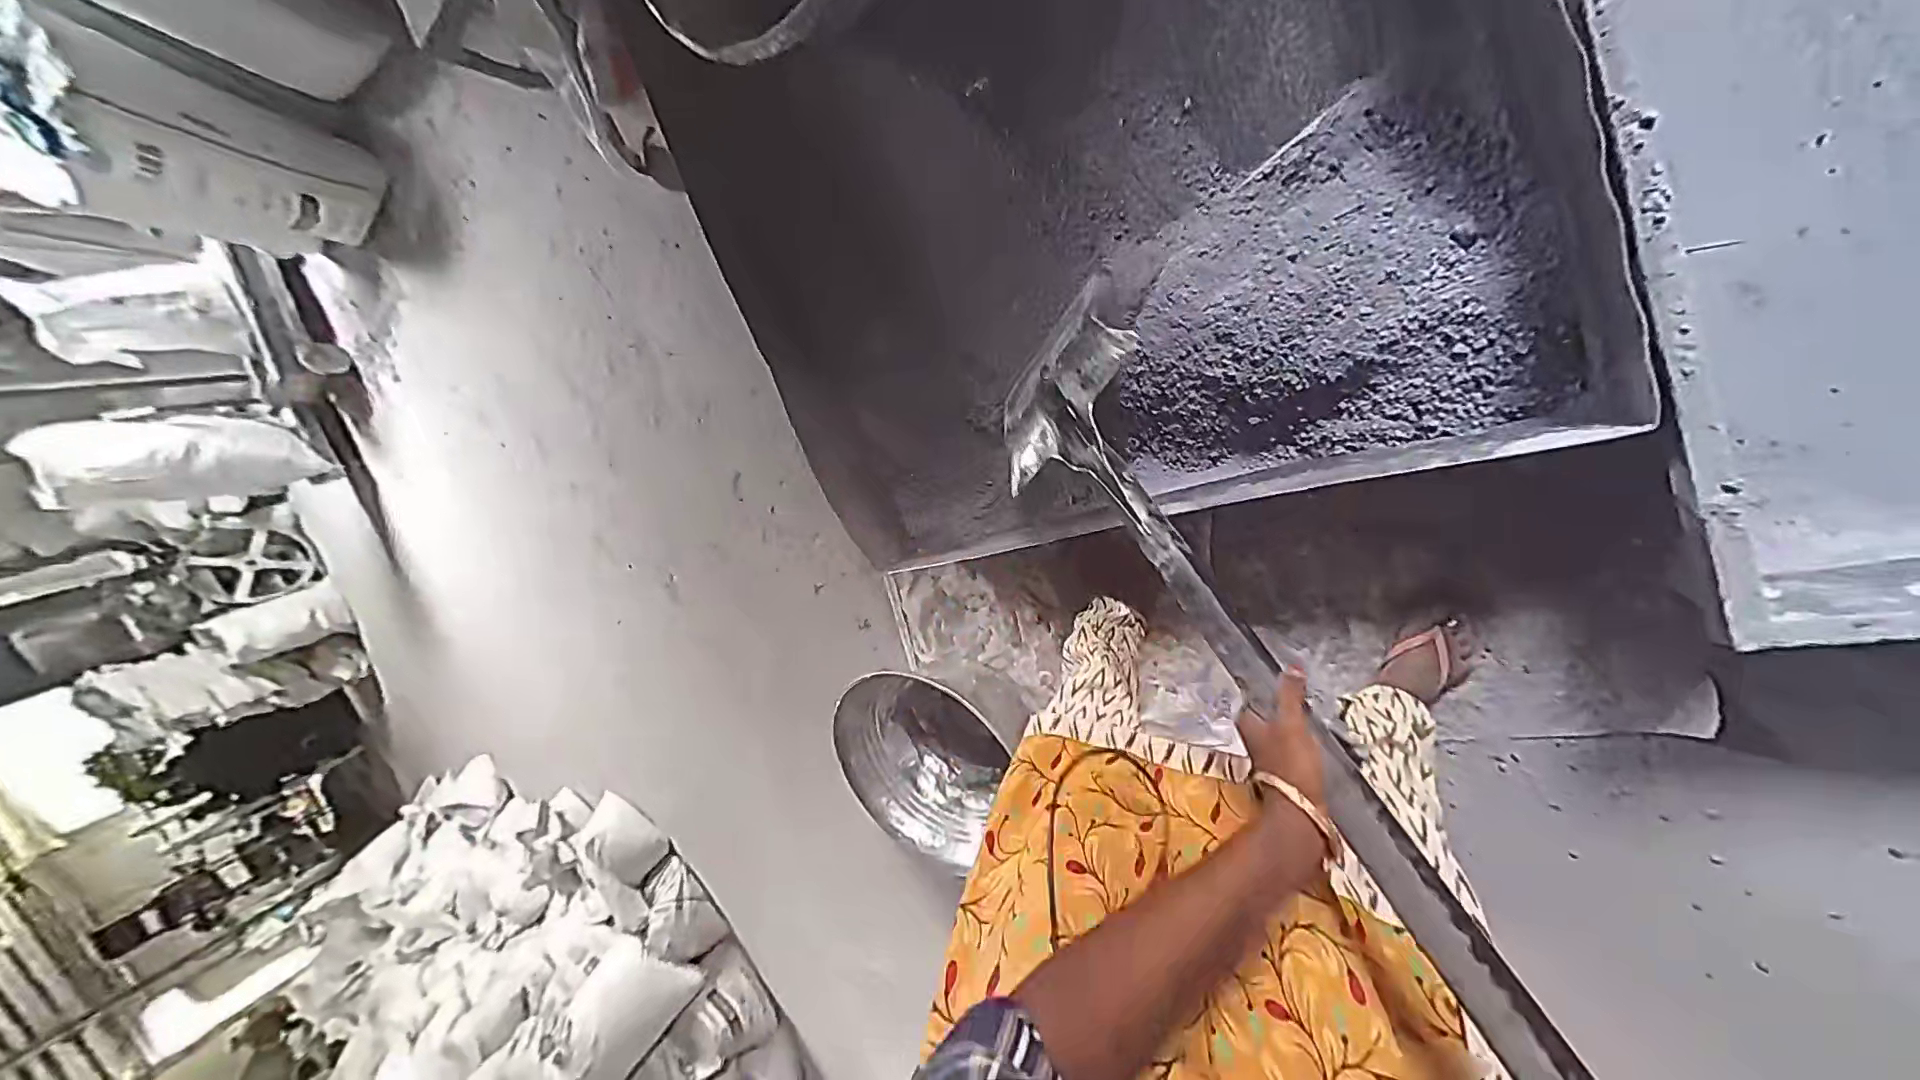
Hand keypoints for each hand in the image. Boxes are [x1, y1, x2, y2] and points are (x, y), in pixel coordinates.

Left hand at [1235, 667, 1324, 806]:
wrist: (1301, 808)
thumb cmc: (1291, 762)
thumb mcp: (1292, 723)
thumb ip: (1290, 695)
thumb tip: (1292, 667)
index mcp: (1248, 726)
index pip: (1245, 701)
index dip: (1252, 689)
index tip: (1262, 675)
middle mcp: (1251, 740)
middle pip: (1258, 717)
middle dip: (1268, 705)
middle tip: (1284, 689)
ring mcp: (1266, 756)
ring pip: (1271, 732)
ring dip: (1282, 722)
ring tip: (1299, 708)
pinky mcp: (1283, 770)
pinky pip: (1286, 746)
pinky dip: (1294, 738)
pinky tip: (1307, 736)